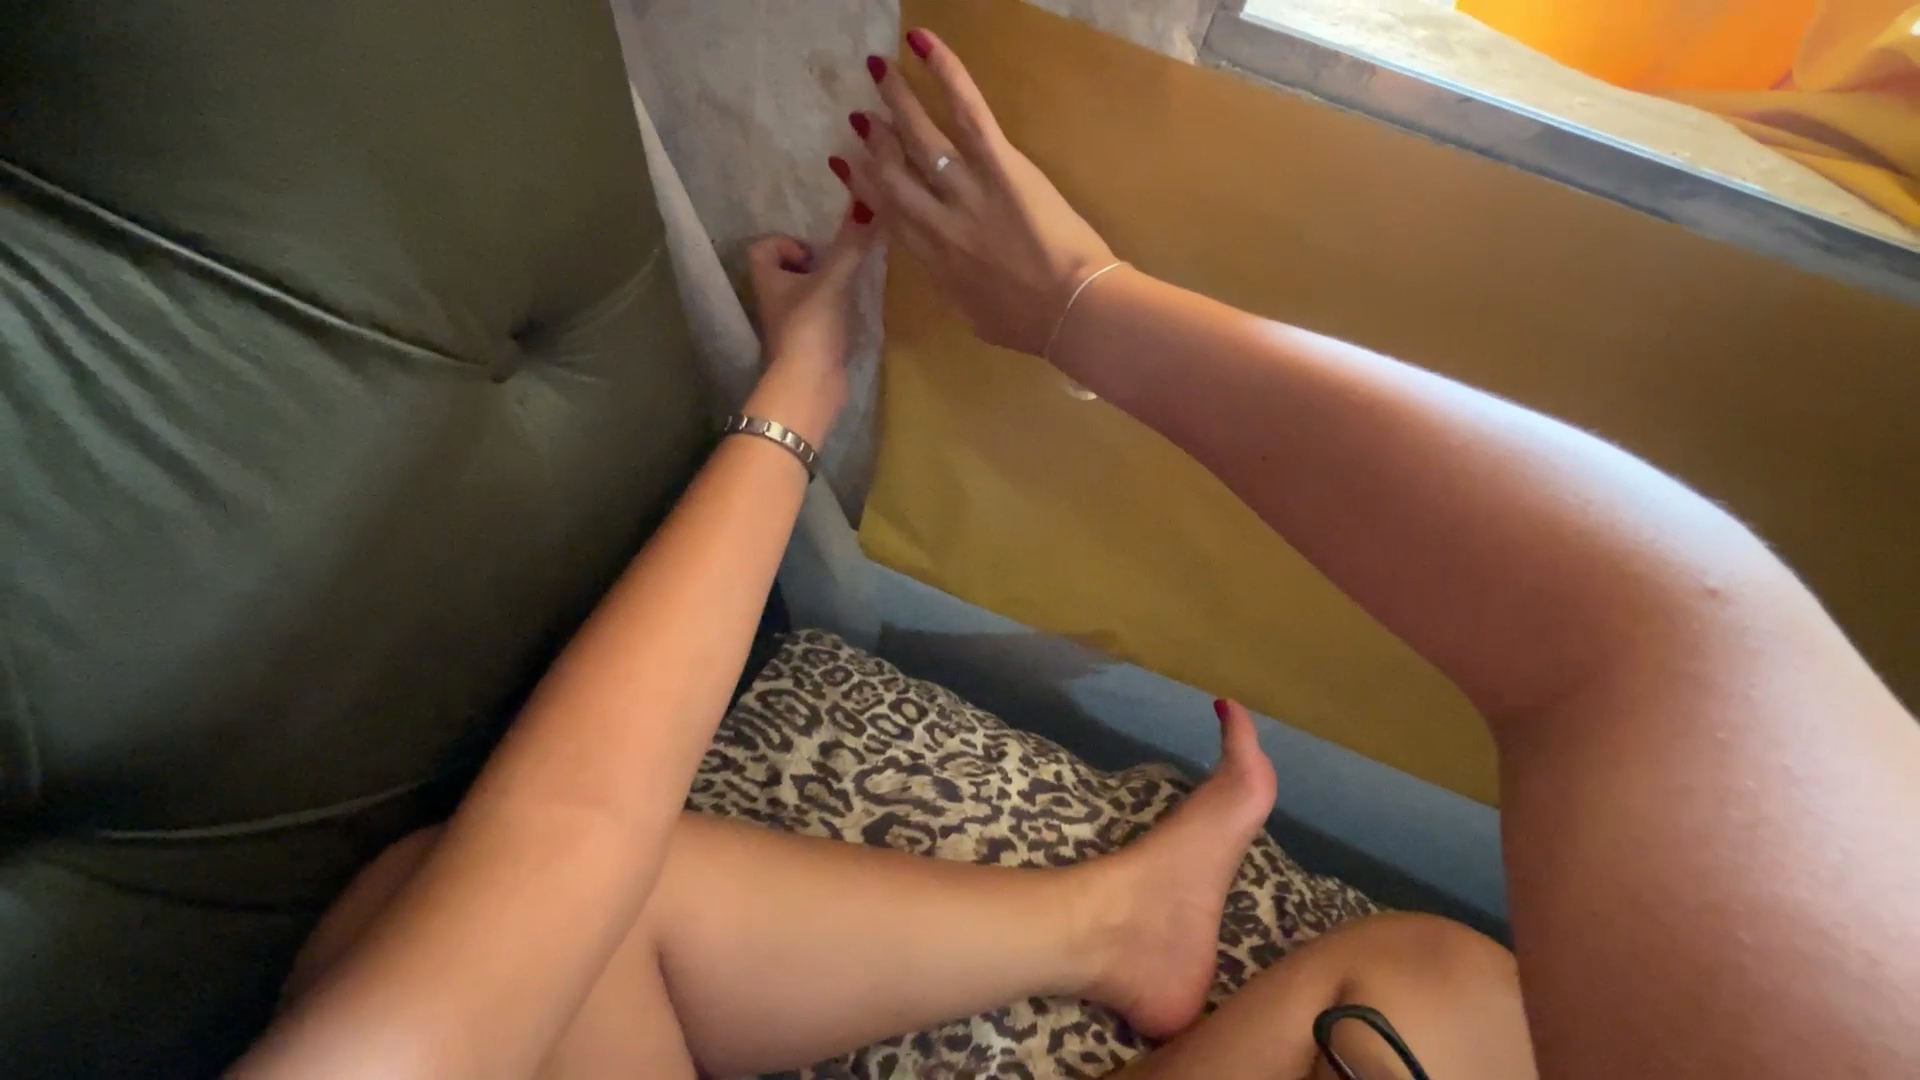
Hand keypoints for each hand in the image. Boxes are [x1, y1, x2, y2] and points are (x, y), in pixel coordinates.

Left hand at [742, 210, 875, 446]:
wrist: (809, 384)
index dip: (786, 243)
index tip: (814, 253)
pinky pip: (818, 318)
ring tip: (846, 290)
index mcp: (765, 279)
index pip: (762, 247)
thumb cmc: (810, 326)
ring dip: (824, 290)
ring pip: (803, 295)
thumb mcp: (832, 280)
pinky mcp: (807, 345)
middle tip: (836, 269)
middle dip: (812, 265)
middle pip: (786, 270)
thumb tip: (867, 204)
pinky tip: (849, 317)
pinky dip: (832, 314)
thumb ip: (850, 245)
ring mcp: (789, 325)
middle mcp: (772, 301)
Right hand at [838, 28, 1115, 357]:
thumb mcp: (974, 318)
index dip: (864, 186)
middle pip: (893, 172)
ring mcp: (966, 190)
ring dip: (896, 98)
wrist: (1068, 310)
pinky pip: (966, 111)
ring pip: (919, 137)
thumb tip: (947, 272)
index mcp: (932, 261)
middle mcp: (937, 222)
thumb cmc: (1026, 324)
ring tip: (877, 69)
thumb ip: (952, 290)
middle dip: (873, 142)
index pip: (888, 214)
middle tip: (860, 116)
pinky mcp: (999, 166)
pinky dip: (945, 73)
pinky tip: (922, 44)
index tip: (846, 165)